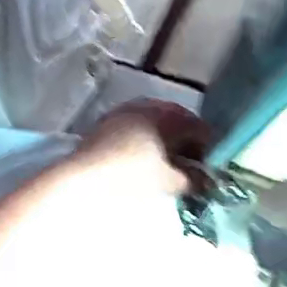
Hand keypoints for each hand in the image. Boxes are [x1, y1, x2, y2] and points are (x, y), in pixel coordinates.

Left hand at [68, 102, 209, 198]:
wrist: (79, 178)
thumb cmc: (131, 177)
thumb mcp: (168, 182)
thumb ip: (193, 179)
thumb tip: (206, 180)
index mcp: (171, 114)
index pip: (201, 130)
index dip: (207, 153)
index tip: (205, 174)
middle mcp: (149, 104)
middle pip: (176, 124)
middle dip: (182, 146)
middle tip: (183, 171)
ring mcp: (123, 111)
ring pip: (152, 125)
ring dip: (159, 143)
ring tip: (158, 169)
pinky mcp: (102, 122)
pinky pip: (130, 129)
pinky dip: (138, 143)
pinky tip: (134, 162)